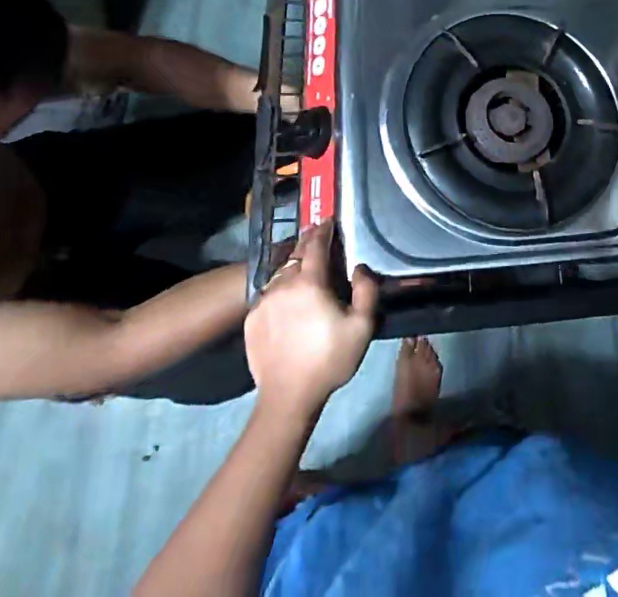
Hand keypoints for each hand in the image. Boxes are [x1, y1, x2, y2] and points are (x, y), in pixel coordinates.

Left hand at [246, 224, 378, 416]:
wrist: (288, 396)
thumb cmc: (329, 360)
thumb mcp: (361, 327)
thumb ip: (366, 291)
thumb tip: (360, 267)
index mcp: (310, 282)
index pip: (315, 245)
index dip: (323, 231)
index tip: (328, 221)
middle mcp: (283, 284)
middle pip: (295, 255)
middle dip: (307, 242)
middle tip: (317, 235)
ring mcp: (264, 301)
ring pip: (280, 273)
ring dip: (292, 266)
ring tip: (303, 267)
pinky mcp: (252, 318)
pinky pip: (269, 293)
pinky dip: (280, 288)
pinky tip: (287, 297)